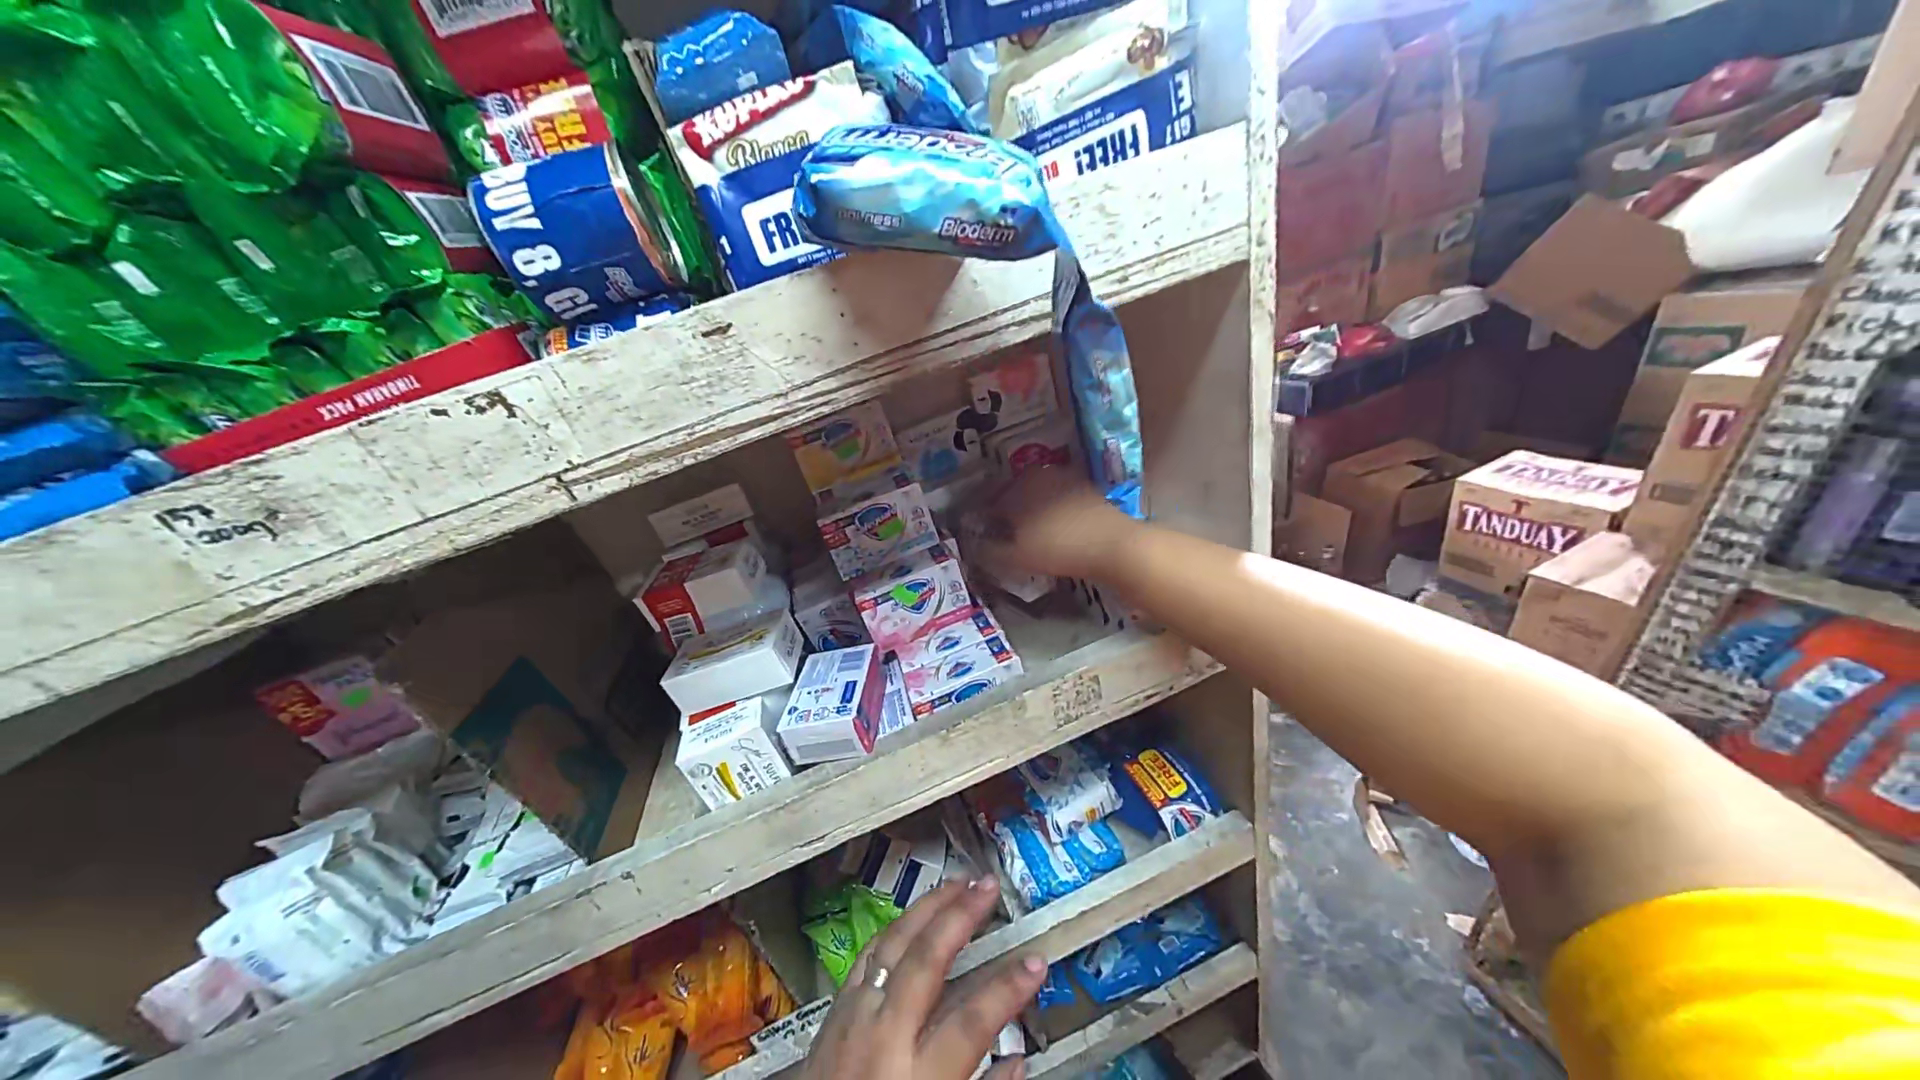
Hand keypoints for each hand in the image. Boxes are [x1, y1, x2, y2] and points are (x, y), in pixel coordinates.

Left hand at [797, 879, 1046, 1079]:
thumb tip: (1019, 1060)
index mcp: (916, 1078)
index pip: (971, 1021)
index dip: (1007, 987)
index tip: (1036, 960)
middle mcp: (882, 1036)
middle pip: (925, 960)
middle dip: (960, 916)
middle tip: (989, 886)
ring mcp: (853, 1017)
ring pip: (892, 944)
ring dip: (928, 908)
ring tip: (958, 883)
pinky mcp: (834, 1012)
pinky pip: (868, 955)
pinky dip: (895, 929)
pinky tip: (914, 915)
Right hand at [975, 466, 1135, 580]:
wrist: (1115, 545)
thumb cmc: (1059, 548)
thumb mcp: (1016, 557)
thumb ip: (990, 552)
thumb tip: (974, 547)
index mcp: (1016, 485)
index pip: (989, 500)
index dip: (982, 518)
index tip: (979, 534)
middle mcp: (1039, 475)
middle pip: (1014, 493)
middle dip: (1006, 512)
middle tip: (1002, 534)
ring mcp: (1066, 479)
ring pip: (1038, 495)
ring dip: (1029, 511)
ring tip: (1026, 534)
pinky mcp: (1087, 490)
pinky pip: (1059, 501)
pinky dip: (1052, 513)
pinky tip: (1054, 531)